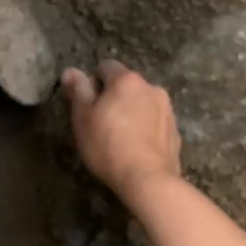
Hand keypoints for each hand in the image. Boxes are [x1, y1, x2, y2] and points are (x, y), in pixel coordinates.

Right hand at [61, 61, 182, 200]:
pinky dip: (146, 129)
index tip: (88, 104)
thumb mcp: (83, 118)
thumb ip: (78, 91)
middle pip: (127, 86)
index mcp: (127, 80)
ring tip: (121, 139)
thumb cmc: (108, 145)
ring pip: (143, 103)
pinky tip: (137, 148)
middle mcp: (151, 87)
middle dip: (115, 98)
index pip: (106, 67)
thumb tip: (70, 71)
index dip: (93, 82)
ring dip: (132, 112)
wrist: (148, 179)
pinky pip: (155, 122)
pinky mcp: (175, 130)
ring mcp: (167, 109)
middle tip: (102, 123)